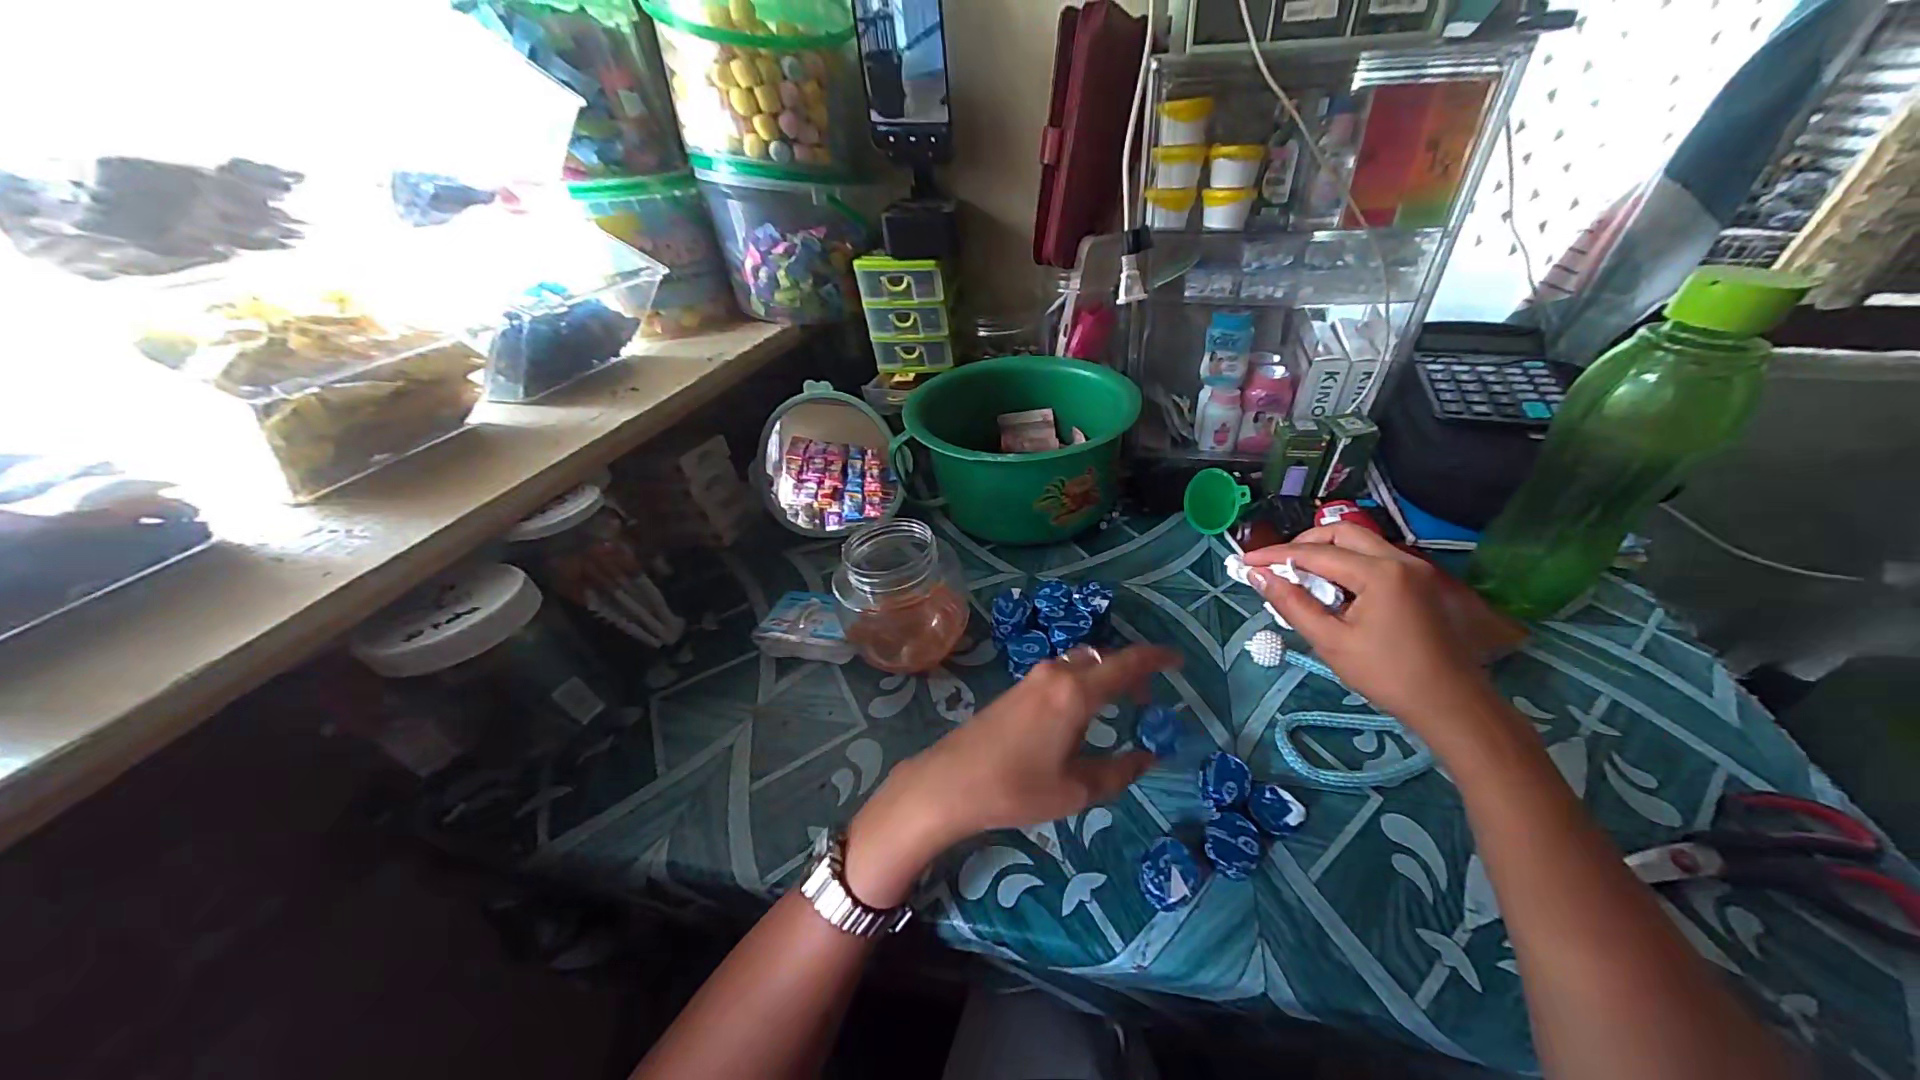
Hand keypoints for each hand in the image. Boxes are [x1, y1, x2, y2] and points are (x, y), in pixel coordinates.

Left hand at [845, 645, 1180, 905]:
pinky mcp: (1015, 689)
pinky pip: (1060, 672)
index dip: (1155, 658)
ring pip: (1078, 662)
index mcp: (1075, 692)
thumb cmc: (1016, 788)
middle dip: (1130, 670)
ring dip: (1103, 674)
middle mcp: (1055, 674)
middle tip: (1147, 697)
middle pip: (1102, 657)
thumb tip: (1148, 757)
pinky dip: (1082, 680)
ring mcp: (1031, 679)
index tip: (1178, 660)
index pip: (1125, 663)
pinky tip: (1081, 712)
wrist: (948, 783)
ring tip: (1119, 703)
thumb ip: (1118, 772)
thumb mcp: (1075, 789)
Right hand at [1242, 524, 1502, 739]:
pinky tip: (1332, 589)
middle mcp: (1400, 559)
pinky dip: (1347, 564)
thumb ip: (1292, 603)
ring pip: (1360, 542)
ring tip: (1299, 577)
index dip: (1275, 556)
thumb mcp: (1331, 641)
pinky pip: (1376, 558)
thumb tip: (1258, 576)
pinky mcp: (1421, 582)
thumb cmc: (1388, 675)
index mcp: (1379, 572)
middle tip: (1276, 565)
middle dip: (1303, 543)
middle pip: (1341, 532)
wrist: (1451, 704)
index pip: (1315, 553)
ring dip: (1326, 552)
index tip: (1245, 561)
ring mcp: (1415, 568)